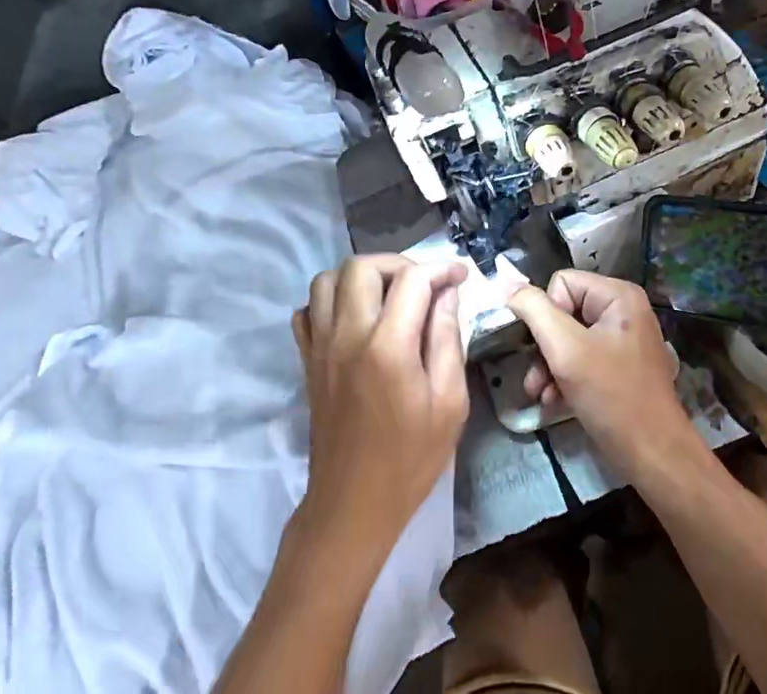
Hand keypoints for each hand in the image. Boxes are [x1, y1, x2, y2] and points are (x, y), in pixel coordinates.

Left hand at [293, 255, 469, 551]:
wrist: (353, 501)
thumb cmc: (410, 458)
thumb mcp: (449, 403)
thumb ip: (447, 340)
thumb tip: (447, 295)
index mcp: (387, 346)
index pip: (412, 280)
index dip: (441, 269)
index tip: (459, 276)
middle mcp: (347, 335)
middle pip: (362, 266)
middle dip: (398, 265)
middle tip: (423, 286)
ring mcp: (320, 346)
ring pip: (327, 279)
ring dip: (361, 278)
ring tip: (388, 298)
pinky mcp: (307, 359)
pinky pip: (308, 310)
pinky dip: (330, 302)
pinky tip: (355, 320)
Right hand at [507, 270, 699, 474]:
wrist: (653, 454)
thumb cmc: (611, 395)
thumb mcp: (565, 348)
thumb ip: (534, 310)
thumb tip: (509, 287)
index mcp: (618, 296)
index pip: (561, 283)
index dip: (547, 313)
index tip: (550, 347)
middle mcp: (623, 310)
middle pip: (562, 310)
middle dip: (543, 345)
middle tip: (534, 376)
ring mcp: (622, 339)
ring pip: (567, 337)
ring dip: (548, 365)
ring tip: (538, 392)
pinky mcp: (619, 365)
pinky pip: (581, 358)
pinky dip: (564, 377)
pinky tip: (553, 400)